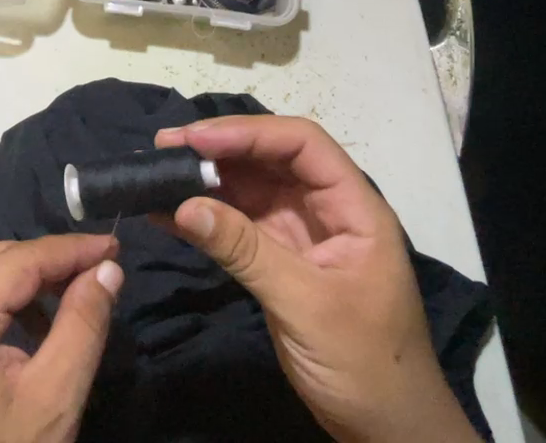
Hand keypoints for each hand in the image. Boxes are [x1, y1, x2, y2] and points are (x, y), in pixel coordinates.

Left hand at [0, 234, 123, 442]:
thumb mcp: (54, 400)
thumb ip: (82, 325)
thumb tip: (107, 268)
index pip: (15, 262)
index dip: (67, 249)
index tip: (112, 243)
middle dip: (48, 259)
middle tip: (99, 267)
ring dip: (26, 277)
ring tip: (74, 294)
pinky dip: (2, 299)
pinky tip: (35, 323)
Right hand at [154, 117, 477, 442]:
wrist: (388, 432)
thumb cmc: (366, 364)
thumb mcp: (306, 305)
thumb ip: (246, 251)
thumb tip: (183, 206)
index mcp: (353, 208)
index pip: (302, 145)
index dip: (250, 133)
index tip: (197, 139)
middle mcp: (325, 210)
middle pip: (270, 159)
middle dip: (219, 148)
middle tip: (164, 147)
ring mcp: (300, 233)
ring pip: (249, 188)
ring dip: (205, 178)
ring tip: (157, 172)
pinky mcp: (277, 260)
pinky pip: (236, 224)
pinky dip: (203, 215)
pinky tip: (166, 212)